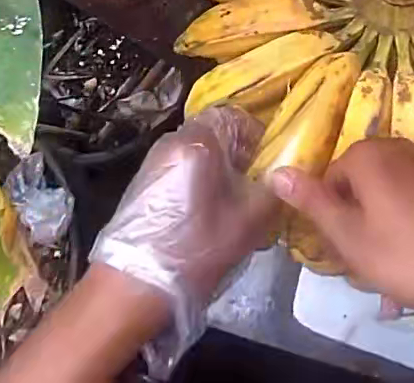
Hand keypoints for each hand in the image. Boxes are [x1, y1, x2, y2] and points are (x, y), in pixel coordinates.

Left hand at [90, 104, 279, 310]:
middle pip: (219, 134)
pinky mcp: (143, 184)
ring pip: (201, 152)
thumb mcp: (248, 221)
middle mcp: (174, 140)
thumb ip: (275, 188)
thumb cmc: (192, 251)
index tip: (268, 166)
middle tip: (252, 186)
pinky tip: (203, 215)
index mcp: (200, 140)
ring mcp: (154, 161)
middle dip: (240, 156)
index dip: (259, 138)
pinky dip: (199, 182)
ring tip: (230, 204)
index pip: (239, 117)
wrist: (124, 296)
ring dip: (219, 170)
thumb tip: (288, 172)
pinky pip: (183, 168)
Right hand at [268, 137, 413, 314]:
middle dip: (361, 227)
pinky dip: (413, 228)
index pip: (330, 182)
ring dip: (387, 234)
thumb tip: (277, 171)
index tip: (345, 252)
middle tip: (370, 268)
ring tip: (398, 280)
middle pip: (363, 187)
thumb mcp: (351, 236)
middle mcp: (398, 146)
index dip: (333, 220)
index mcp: (369, 155)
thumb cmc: (410, 251)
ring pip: (391, 199)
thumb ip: (313, 203)